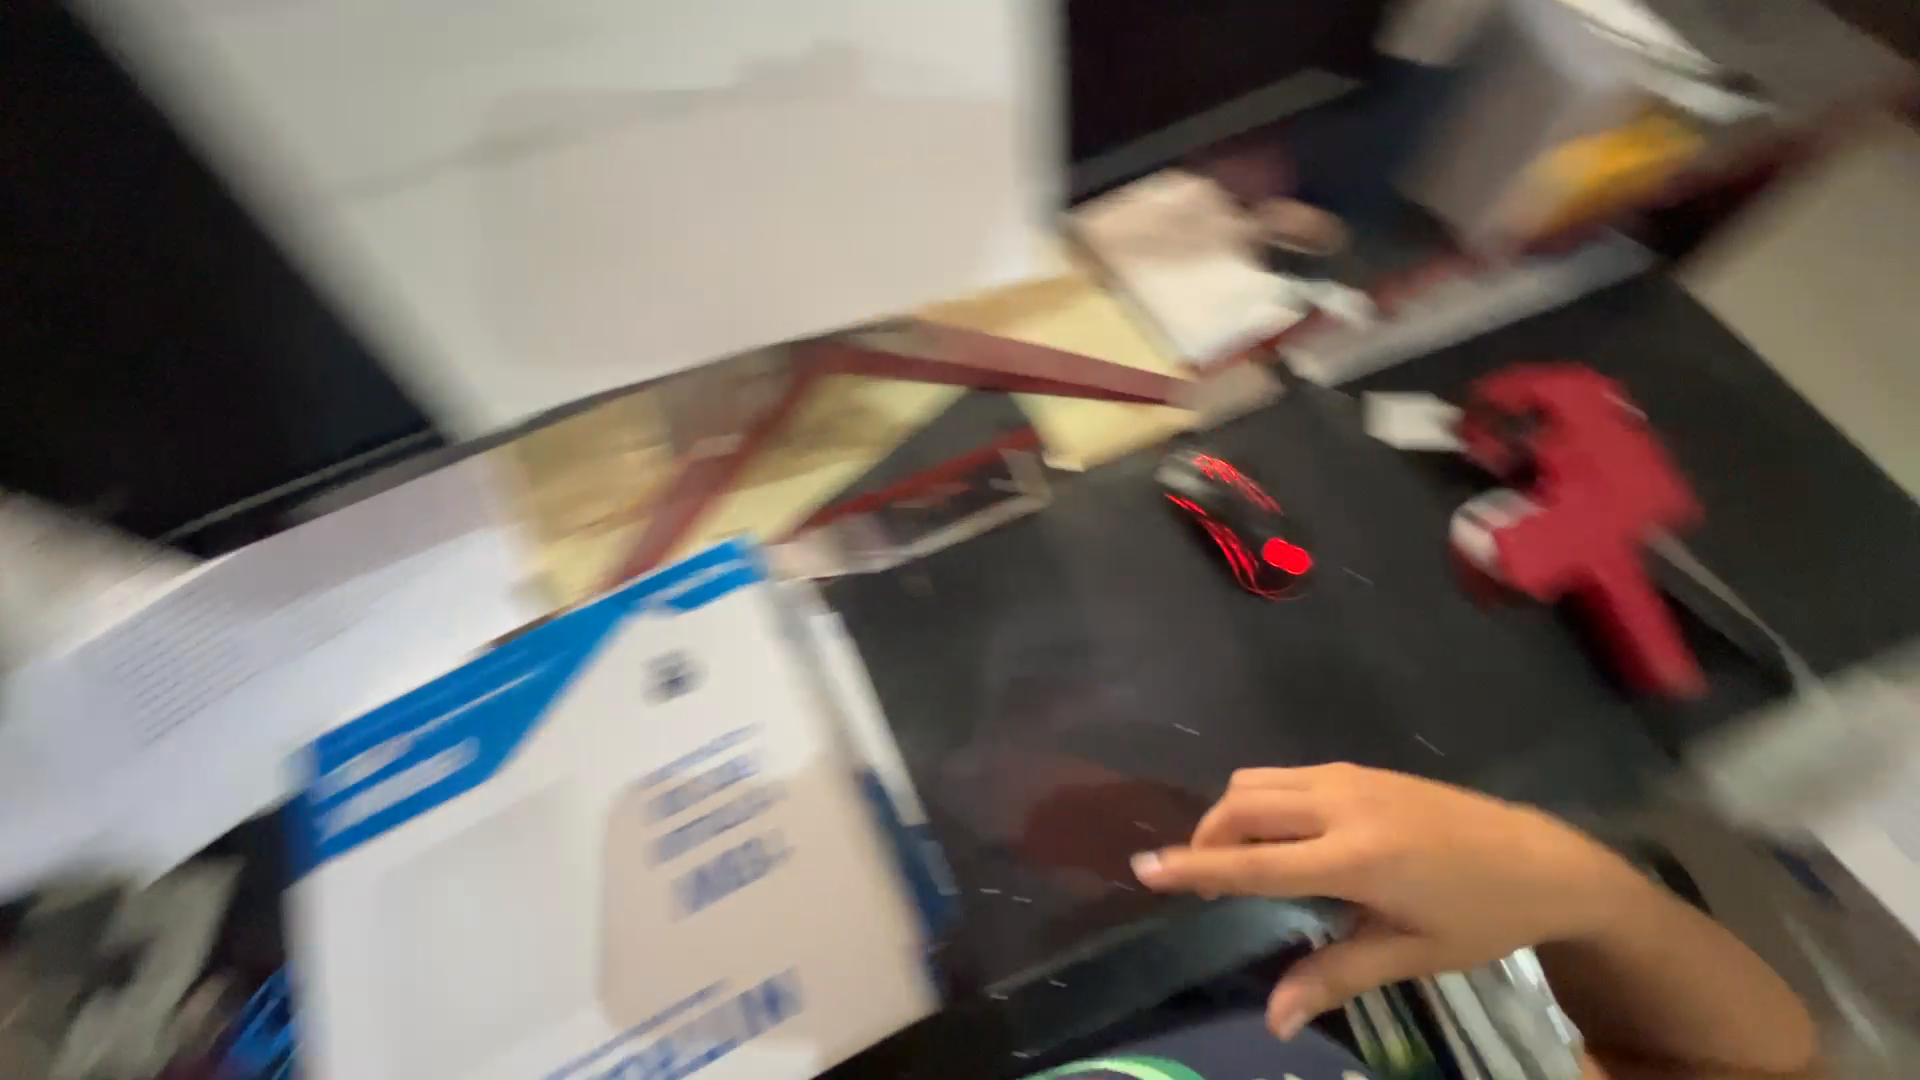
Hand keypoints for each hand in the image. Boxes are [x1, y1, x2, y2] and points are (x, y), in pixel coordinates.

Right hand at [1131, 764, 1642, 1040]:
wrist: (1543, 857)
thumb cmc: (1480, 917)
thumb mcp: (1411, 953)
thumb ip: (1335, 976)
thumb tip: (1273, 1020)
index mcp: (1356, 859)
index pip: (1254, 862)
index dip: (1194, 866)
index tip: (1145, 867)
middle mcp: (1338, 805)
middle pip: (1240, 807)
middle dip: (1207, 838)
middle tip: (1205, 882)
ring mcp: (1344, 778)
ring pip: (1254, 783)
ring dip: (1228, 816)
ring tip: (1237, 859)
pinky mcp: (1352, 768)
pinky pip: (1280, 776)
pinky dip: (1257, 802)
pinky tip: (1280, 836)